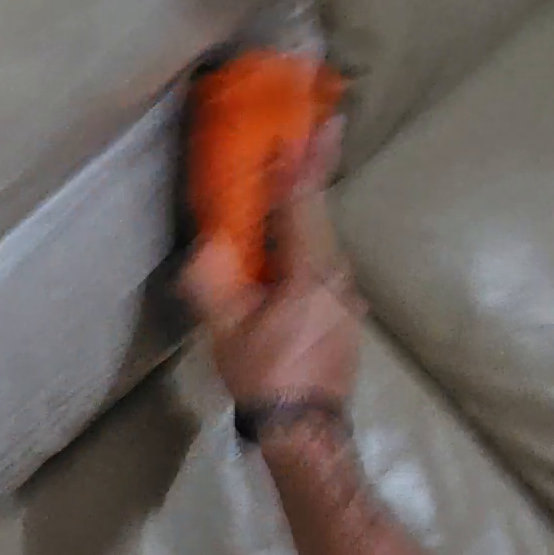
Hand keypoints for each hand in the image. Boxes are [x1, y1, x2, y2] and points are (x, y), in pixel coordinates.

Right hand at [179, 118, 361, 408]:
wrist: (305, 431)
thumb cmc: (267, 375)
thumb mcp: (228, 331)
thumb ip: (214, 284)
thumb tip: (205, 247)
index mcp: (310, 272)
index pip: (305, 206)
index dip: (305, 164)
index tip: (317, 123)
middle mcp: (338, 277)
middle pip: (318, 221)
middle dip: (306, 185)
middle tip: (299, 148)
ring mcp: (347, 299)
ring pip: (321, 249)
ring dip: (302, 224)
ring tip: (281, 209)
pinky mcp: (345, 318)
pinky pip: (322, 273)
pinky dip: (305, 256)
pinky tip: (286, 268)